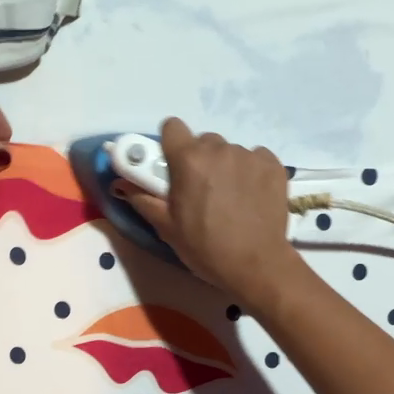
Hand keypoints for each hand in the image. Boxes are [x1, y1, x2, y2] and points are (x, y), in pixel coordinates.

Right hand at [115, 118, 302, 306]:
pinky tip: (250, 198)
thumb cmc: (206, 249)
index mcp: (188, 160)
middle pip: (202, 142)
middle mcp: (219, 149)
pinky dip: (250, 173)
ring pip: (229, 152)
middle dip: (198, 161)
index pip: (172, 127)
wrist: (256, 265)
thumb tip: (121, 182)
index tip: (172, 167)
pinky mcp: (273, 165)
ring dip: (225, 168)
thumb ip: (143, 198)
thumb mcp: (167, 228)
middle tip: (200, 192)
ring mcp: (249, 155)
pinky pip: (255, 159)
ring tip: (228, 200)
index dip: (170, 145)